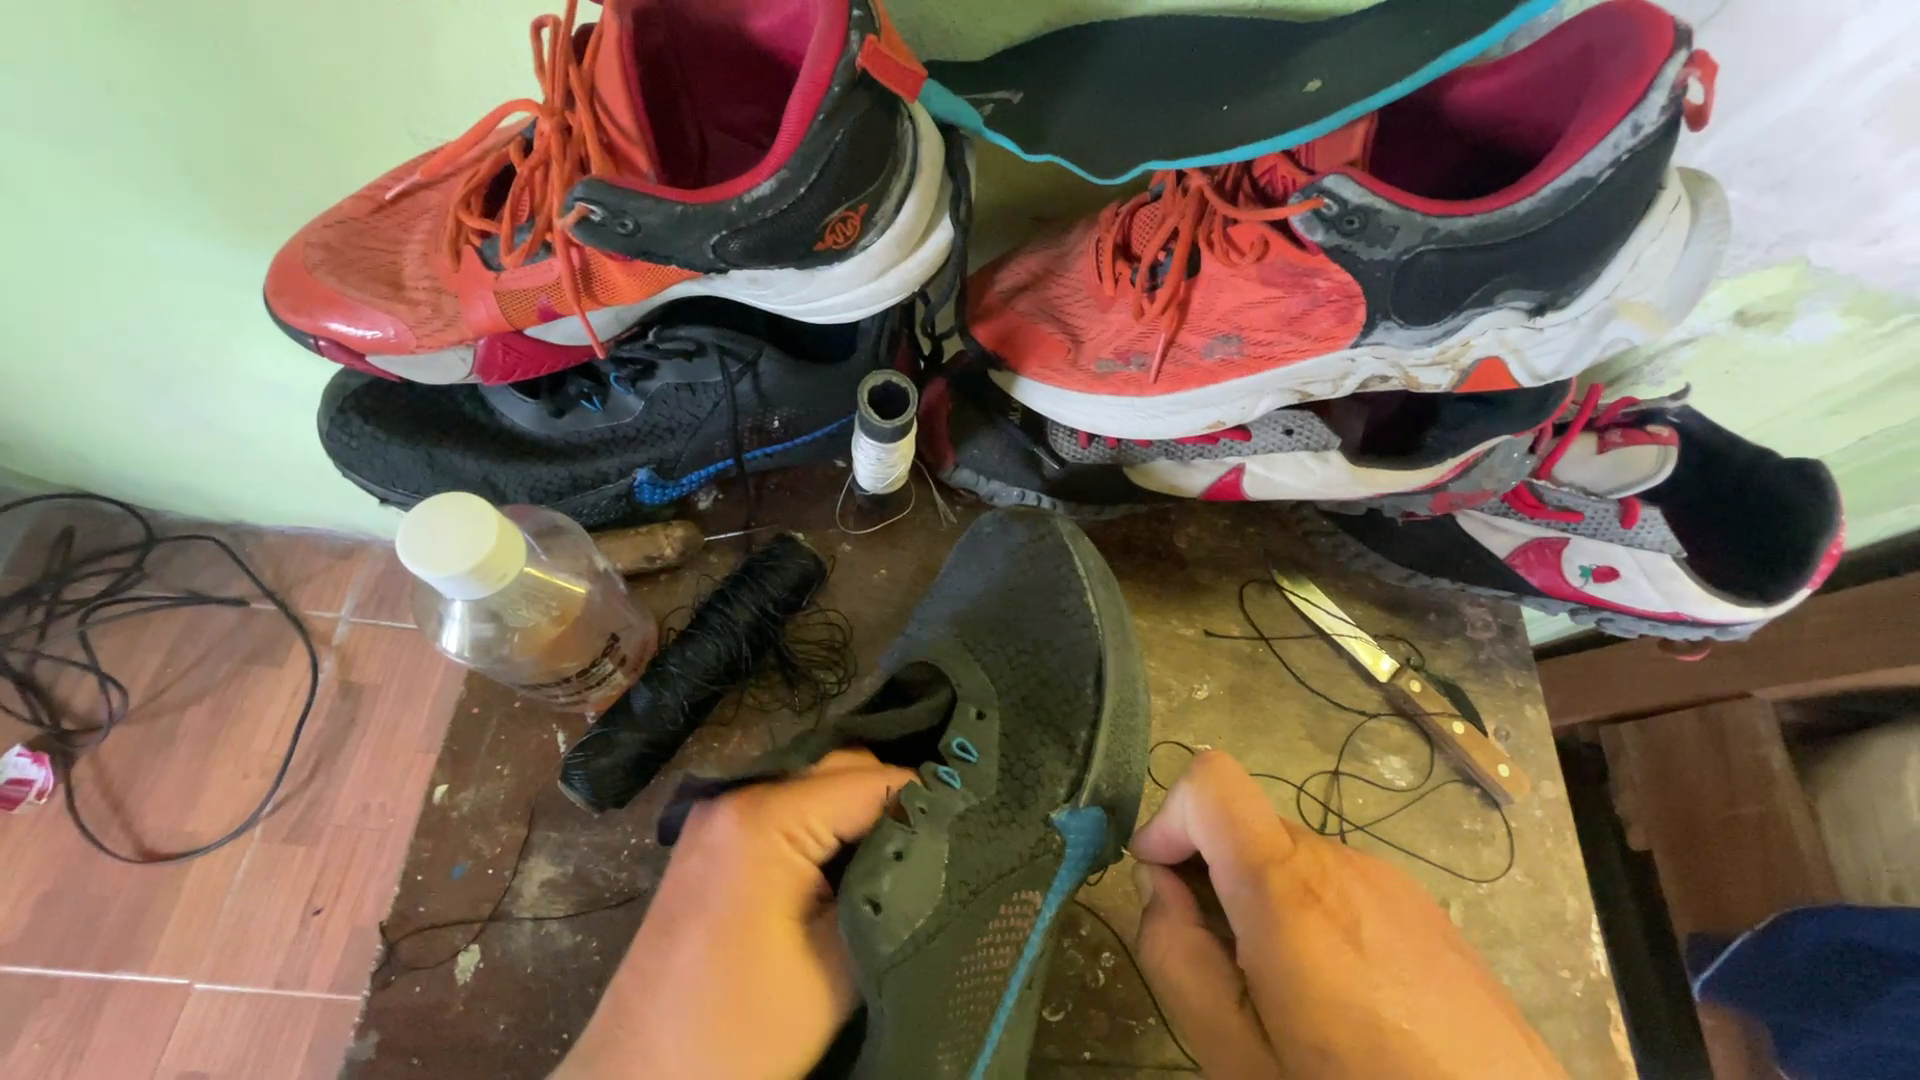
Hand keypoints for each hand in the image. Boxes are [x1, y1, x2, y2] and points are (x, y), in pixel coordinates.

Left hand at [556, 749, 912, 1079]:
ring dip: (859, 806)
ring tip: (908, 841)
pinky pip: (786, 805)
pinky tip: (854, 852)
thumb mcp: (837, 967)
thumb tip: (935, 844)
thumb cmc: (740, 1033)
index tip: (969, 820)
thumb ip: (893, 889)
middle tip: (945, 833)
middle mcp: (738, 794)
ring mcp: (719, 813)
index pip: (871, 781)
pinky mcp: (713, 838)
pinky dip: (825, 820)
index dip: (925, 800)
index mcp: (766, 817)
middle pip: (840, 767)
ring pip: (814, 782)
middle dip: (894, 797)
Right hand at [1129, 750, 1567, 1079]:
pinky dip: (1312, 918)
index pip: (1208, 778)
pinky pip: (1340, 886)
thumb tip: (1162, 884)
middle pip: (1244, 827)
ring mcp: (1391, 881)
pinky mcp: (1425, 910)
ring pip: (1290, 860)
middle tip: (1224, 969)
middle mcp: (1340, 860)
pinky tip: (1345, 1002)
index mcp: (1286, 885)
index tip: (1163, 883)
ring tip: (1289, 997)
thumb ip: (1173, 951)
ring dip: (1262, 903)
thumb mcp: (1232, 1050)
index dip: (1168, 817)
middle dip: (1211, 877)